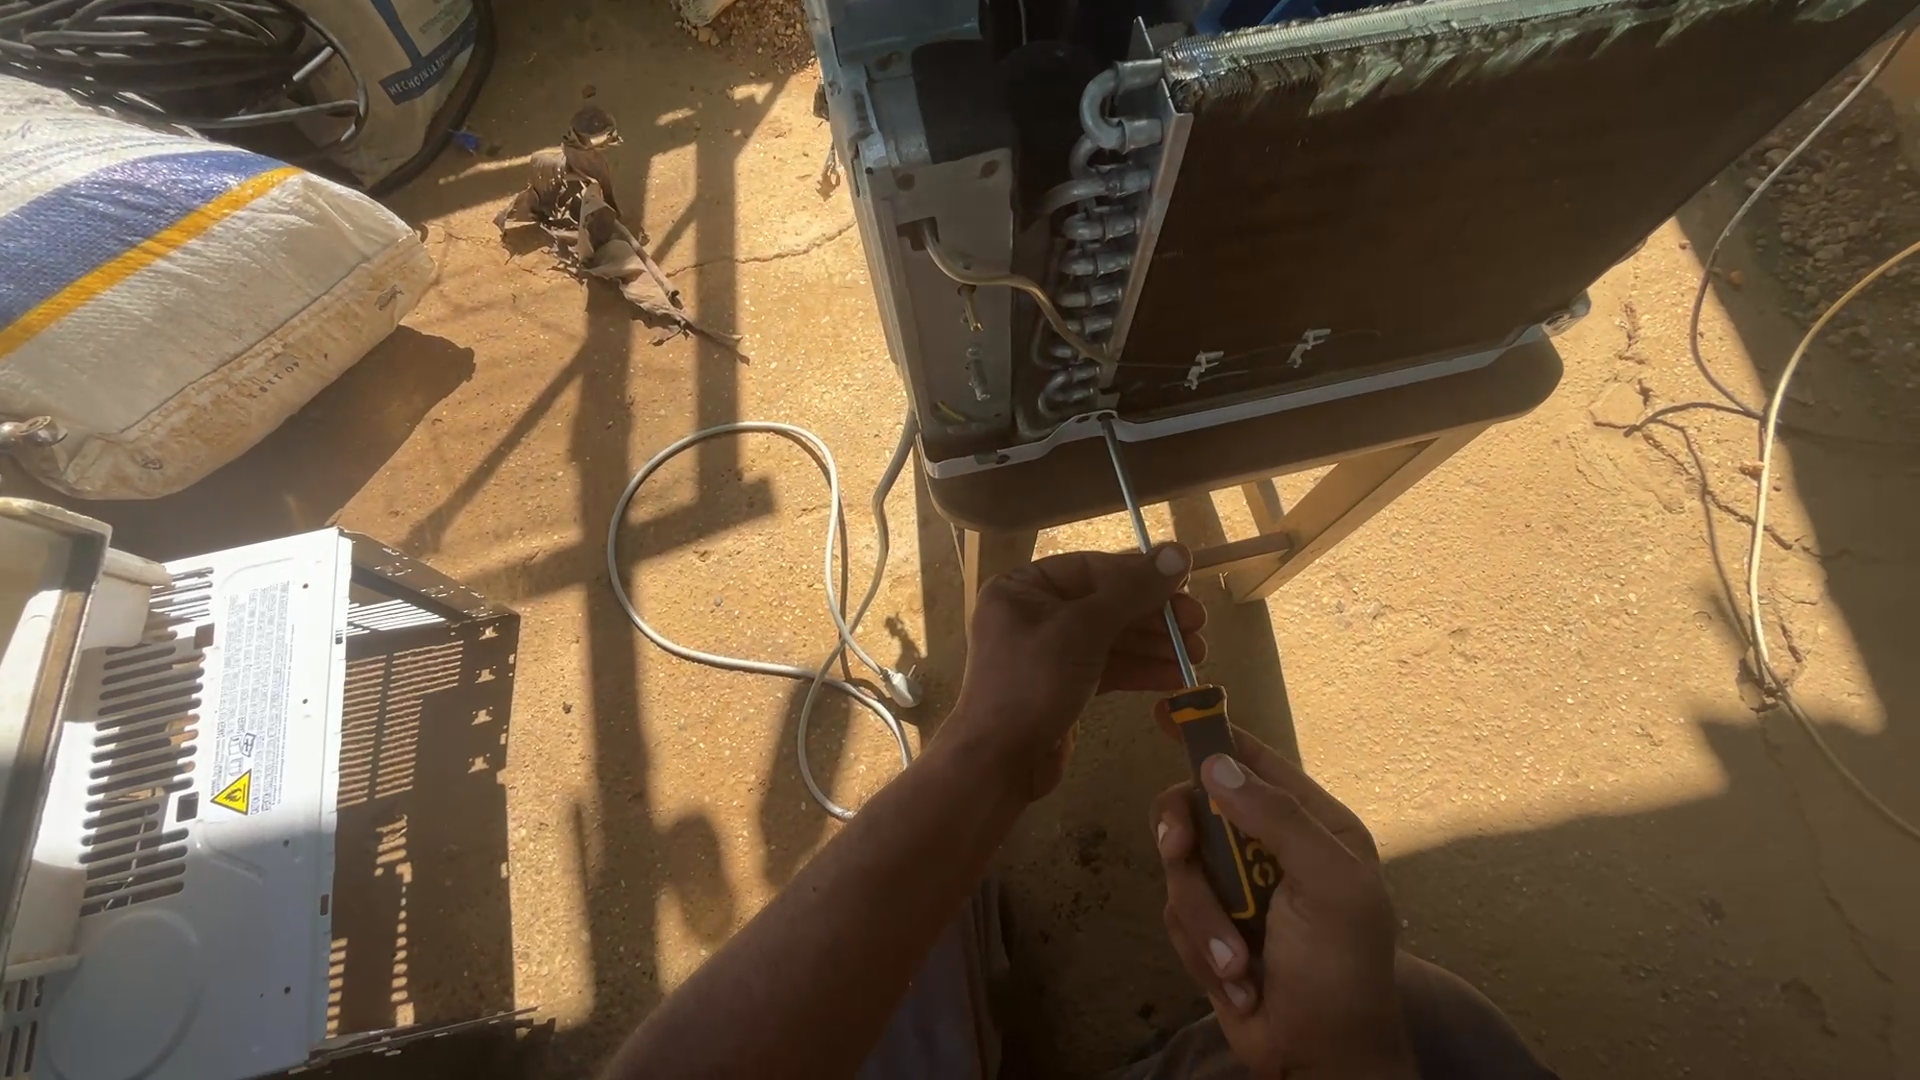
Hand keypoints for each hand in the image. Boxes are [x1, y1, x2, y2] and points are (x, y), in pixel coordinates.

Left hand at [943, 545, 1206, 801]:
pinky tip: (1178, 677)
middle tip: (1198, 624)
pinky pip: (1108, 666)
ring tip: (1197, 653)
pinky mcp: (1064, 683)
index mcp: (1022, 588)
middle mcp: (1033, 613)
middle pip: (1105, 603)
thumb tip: (1178, 551)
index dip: (1139, 575)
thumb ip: (1132, 591)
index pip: (1090, 569)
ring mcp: (1049, 650)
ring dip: (1155, 644)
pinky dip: (1140, 669)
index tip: (1184, 581)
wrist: (1001, 761)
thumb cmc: (1033, 683)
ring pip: (1111, 637)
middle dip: (1153, 615)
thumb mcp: (1083, 630)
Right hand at [1150, 723, 1413, 1078]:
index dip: (1210, 733)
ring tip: (1236, 960)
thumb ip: (1279, 819)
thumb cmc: (1343, 972)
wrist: (1320, 1062)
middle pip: (1193, 802)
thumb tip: (1216, 763)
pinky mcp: (1206, 920)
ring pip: (1178, 861)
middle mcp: (1264, 844)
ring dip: (1202, 915)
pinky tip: (1235, 978)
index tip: (1164, 714)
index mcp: (1308, 824)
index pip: (1253, 760)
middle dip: (1182, 832)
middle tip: (1177, 851)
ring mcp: (1232, 883)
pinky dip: (1199, 945)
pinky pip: (1173, 909)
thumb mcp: (1331, 887)